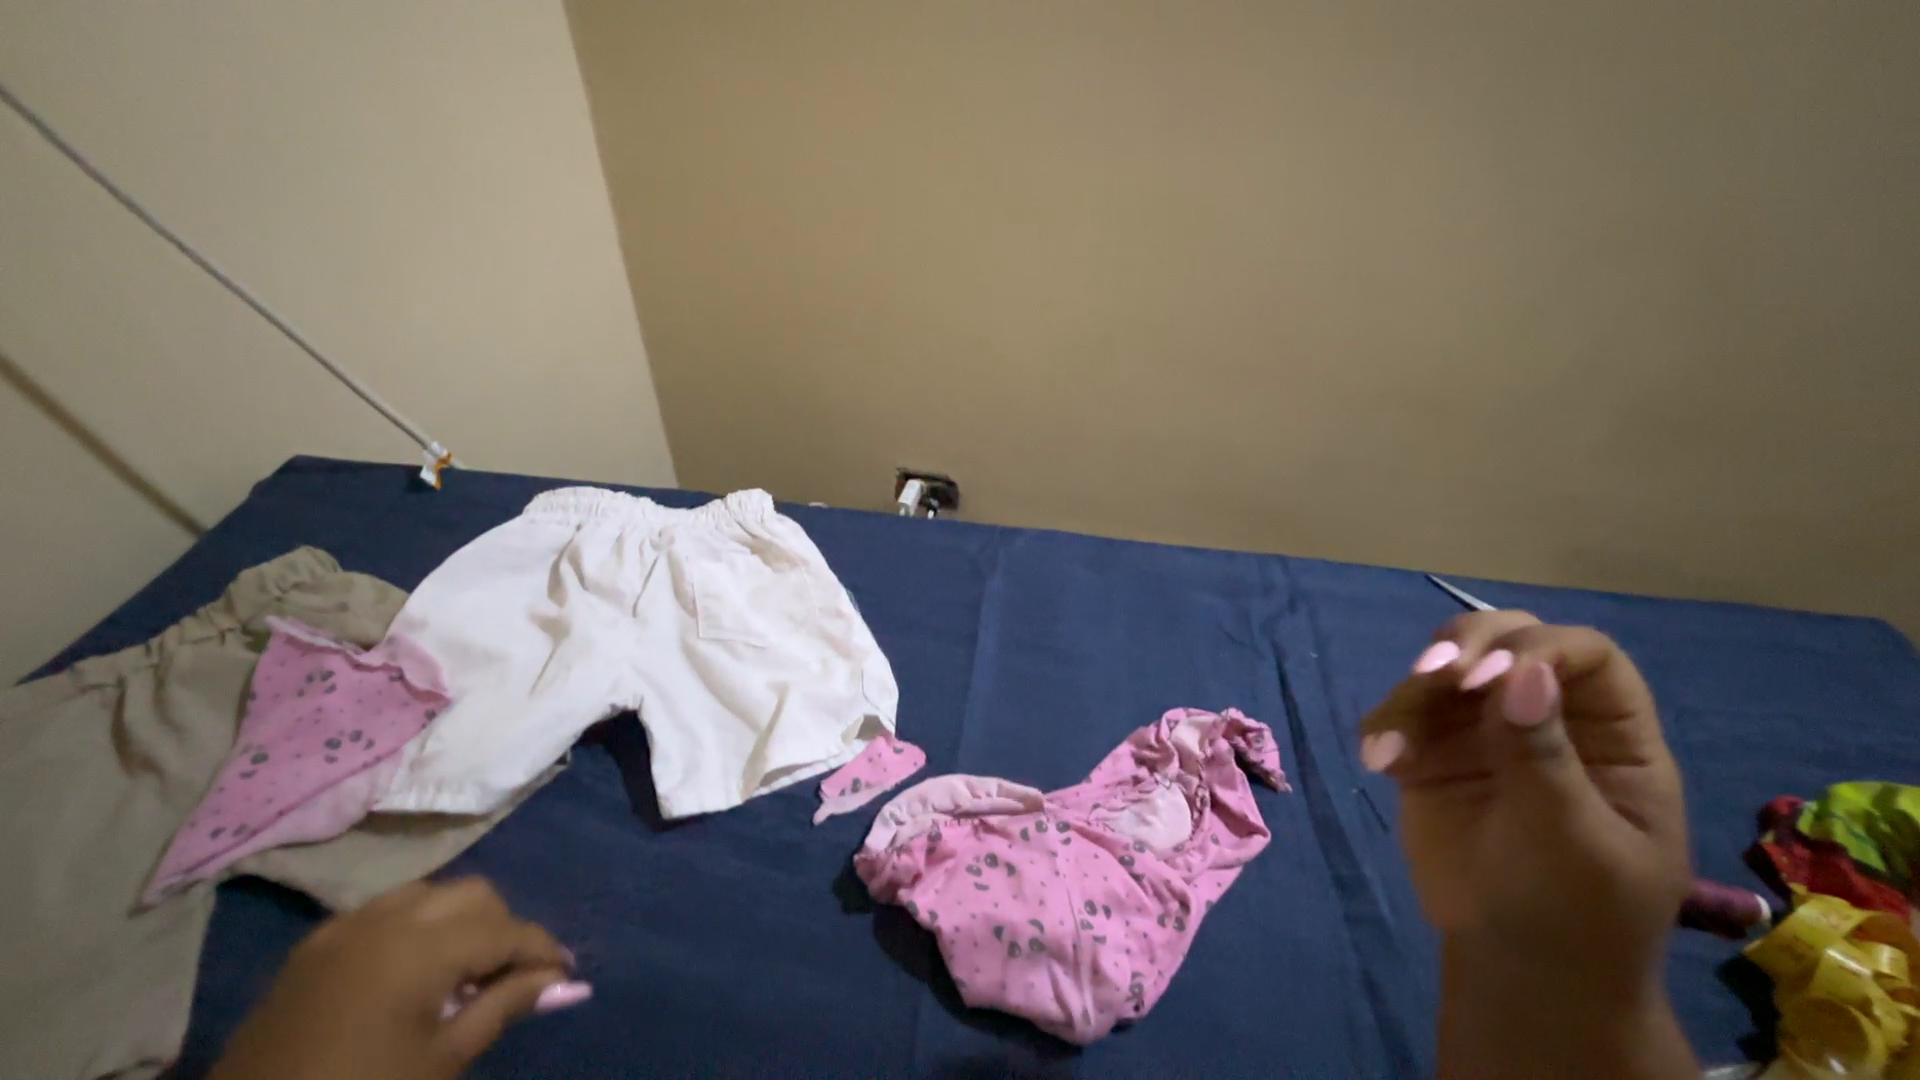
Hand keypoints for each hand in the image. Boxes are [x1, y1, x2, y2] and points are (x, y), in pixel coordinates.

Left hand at [210, 878, 584, 1079]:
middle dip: (503, 928)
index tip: (563, 977)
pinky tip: (413, 971)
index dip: (543, 952)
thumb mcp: (442, 1061)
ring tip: (462, 974)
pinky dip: (416, 926)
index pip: (507, 931)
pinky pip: (386, 910)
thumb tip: (568, 982)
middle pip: (473, 895)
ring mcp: (345, 926)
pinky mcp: (314, 944)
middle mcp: (387, 918)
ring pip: (431, 893)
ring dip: (460, 921)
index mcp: (421, 948)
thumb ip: (506, 1007)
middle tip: (510, 979)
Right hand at [1359, 611, 1693, 1078]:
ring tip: (1388, 747)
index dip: (1540, 648)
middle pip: (1507, 639)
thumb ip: (1545, 758)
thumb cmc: (1577, 914)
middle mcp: (1546, 718)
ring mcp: (1483, 734)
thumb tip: (1521, 672)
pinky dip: (1382, 728)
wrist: (1518, 969)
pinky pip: (1399, 717)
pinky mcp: (1430, 755)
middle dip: (1465, 647)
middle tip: (1431, 676)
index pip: (1586, 656)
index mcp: (1611, 736)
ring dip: (1410, 693)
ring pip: (1442, 672)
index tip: (1489, 677)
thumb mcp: (1576, 842)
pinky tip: (1379, 763)